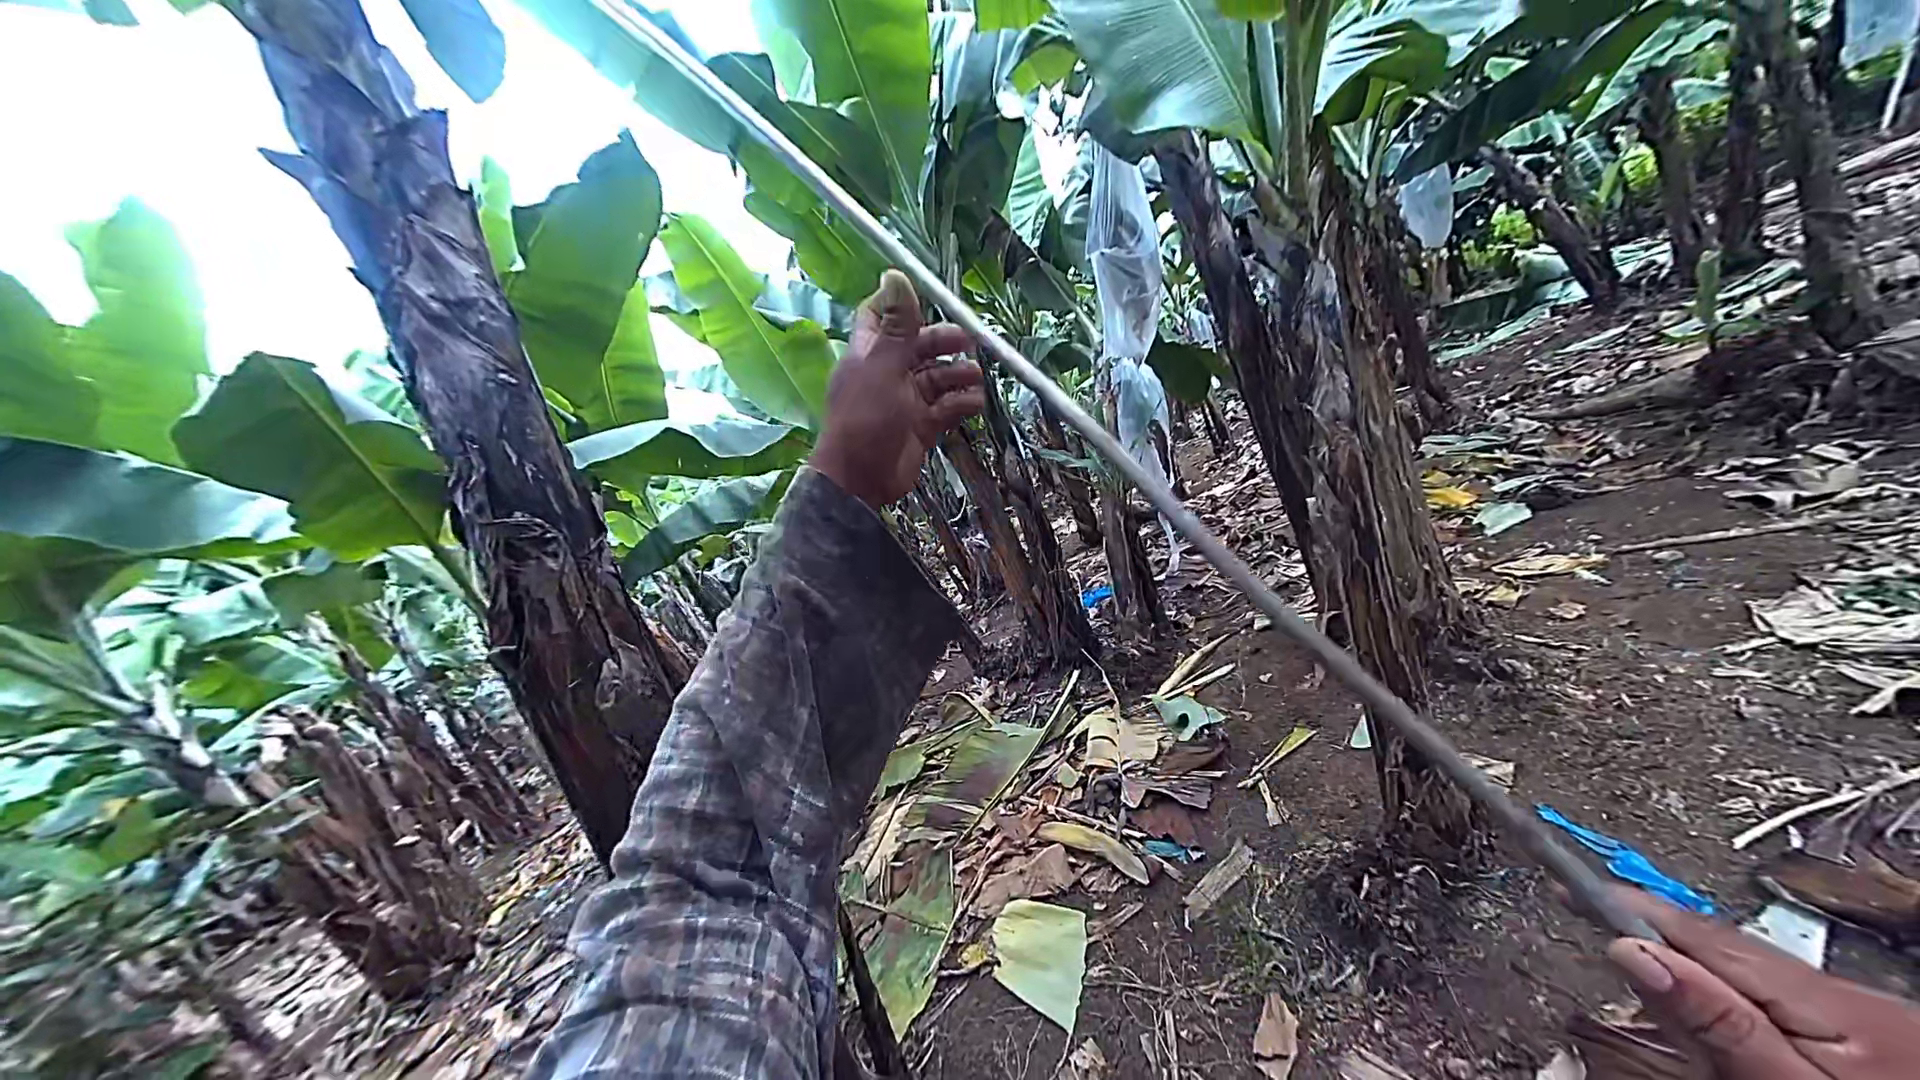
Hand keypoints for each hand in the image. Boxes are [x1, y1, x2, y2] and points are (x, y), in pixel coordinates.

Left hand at [809, 270, 984, 507]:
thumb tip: (895, 272)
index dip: (901, 306)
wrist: (862, 479)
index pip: (880, 316)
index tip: (930, 299)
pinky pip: (946, 408)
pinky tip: (974, 403)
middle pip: (920, 347)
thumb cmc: (866, 417)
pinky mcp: (920, 426)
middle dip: (945, 343)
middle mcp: (887, 373)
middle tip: (971, 342)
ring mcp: (905, 401)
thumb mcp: (884, 366)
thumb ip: (897, 326)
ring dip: (958, 375)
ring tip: (976, 378)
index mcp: (869, 353)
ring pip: (937, 378)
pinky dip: (962, 404)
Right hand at [1600, 887, 1919, 1078]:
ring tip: (1640, 965)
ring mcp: (1867, 1014)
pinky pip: (1773, 988)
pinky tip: (1706, 1000)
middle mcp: (1853, 996)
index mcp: (1833, 1005)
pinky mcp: (1869, 1032)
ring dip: (1688, 961)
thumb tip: (1628, 948)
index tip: (1565, 889)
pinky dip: (1724, 985)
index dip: (1626, 906)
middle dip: (1655, 933)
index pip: (1700, 933)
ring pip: (1746, 965)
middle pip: (1724, 945)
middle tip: (1587, 922)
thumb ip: (1713, 1022)